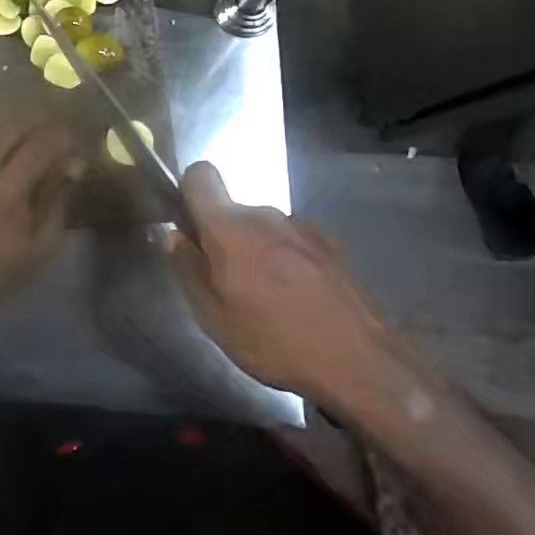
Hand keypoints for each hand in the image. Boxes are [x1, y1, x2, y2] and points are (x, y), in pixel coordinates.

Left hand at [0, 121, 80, 299]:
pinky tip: (24, 148)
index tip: (78, 137)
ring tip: (46, 132)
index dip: (59, 139)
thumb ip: (58, 198)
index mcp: (5, 193)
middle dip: (39, 124)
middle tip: (62, 128)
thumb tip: (73, 164)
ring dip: (22, 129)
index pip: (36, 149)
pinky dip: (8, 142)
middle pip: (11, 132)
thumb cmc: (10, 270)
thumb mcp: (46, 241)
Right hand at [169, 162, 389, 396]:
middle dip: (224, 239)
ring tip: (269, 299)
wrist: (359, 359)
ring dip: (257, 252)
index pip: (200, 176)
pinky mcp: (330, 242)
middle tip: (229, 284)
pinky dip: (287, 260)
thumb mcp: (214, 319)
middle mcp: (265, 215)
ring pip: (263, 229)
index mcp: (230, 229)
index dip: (188, 191)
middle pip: (232, 211)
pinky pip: (292, 241)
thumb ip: (189, 271)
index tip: (190, 225)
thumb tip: (175, 236)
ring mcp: (302, 226)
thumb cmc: (275, 341)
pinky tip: (300, 299)